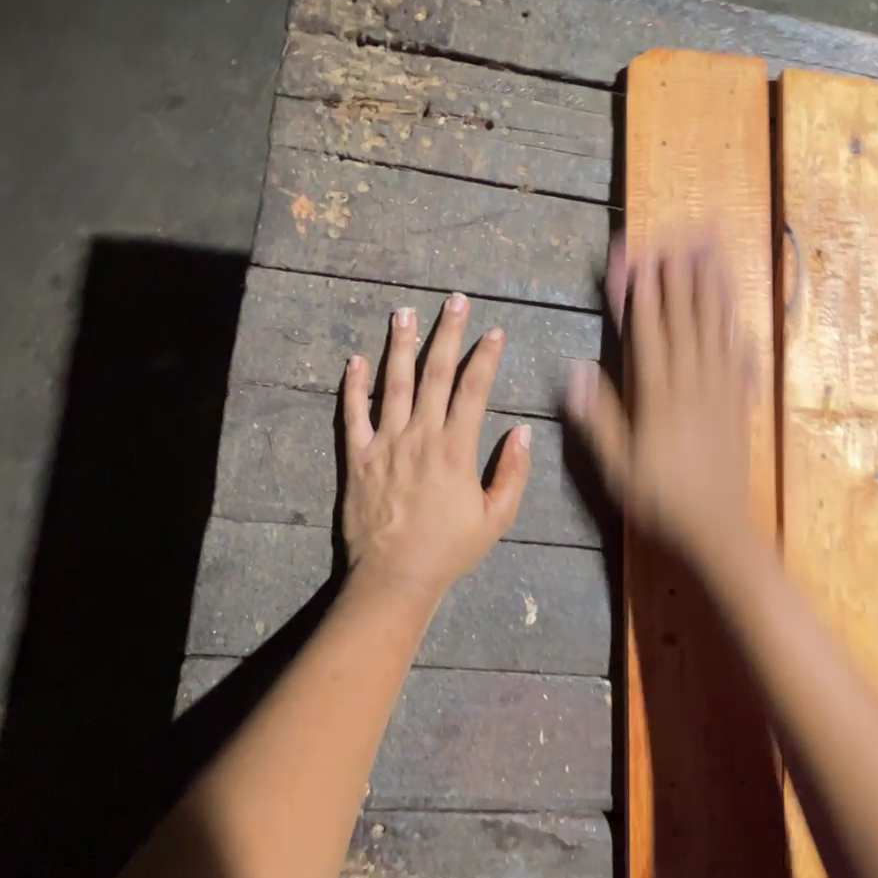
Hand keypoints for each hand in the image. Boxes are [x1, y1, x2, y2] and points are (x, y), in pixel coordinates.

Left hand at [340, 294, 531, 597]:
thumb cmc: (450, 549)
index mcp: (456, 448)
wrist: (394, 577)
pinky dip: (354, 386)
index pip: (474, 389)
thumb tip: (525, 431)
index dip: (486, 356)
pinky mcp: (358, 457)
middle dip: (447, 333)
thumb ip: (513, 472)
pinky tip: (355, 359)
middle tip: (454, 301)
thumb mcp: (497, 517)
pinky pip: (353, 414)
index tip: (495, 331)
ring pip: (393, 383)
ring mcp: (385, 444)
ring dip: (400, 344)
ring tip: (404, 311)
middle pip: (435, 373)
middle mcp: (420, 435)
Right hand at [565, 237, 758, 568]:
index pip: (648, 332)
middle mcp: (692, 385)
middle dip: (680, 275)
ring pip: (717, 331)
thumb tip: (576, 371)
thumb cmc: (659, 500)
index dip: (642, 292)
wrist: (716, 529)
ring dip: (713, 289)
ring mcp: (720, 393)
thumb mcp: (616, 466)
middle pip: (686, 320)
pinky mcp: (739, 406)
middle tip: (680, 234)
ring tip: (713, 253)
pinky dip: (738, 332)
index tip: (639, 257)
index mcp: (658, 396)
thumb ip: (599, 418)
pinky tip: (739, 314)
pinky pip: (741, 360)